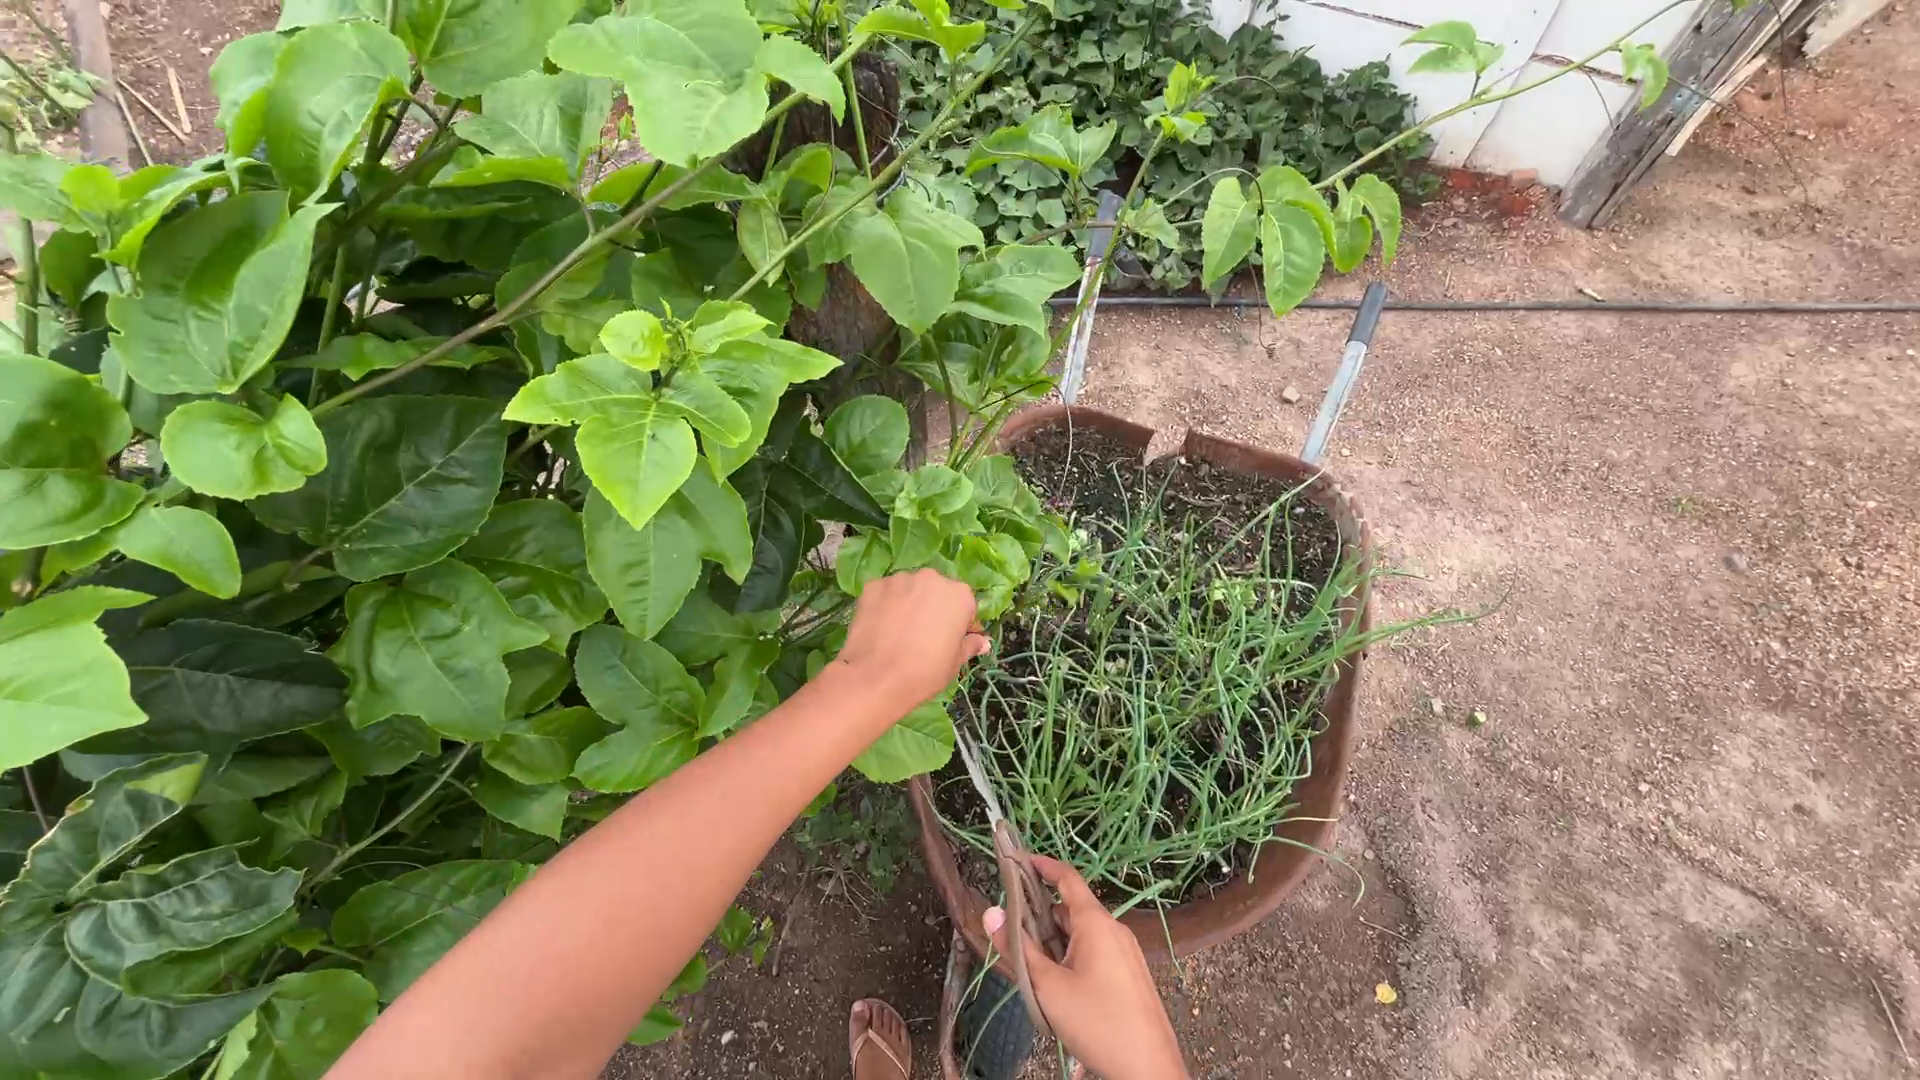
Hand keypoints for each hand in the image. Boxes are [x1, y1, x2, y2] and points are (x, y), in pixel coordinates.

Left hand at [833, 569, 988, 710]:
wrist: (876, 678)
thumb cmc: (924, 672)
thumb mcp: (954, 663)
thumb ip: (969, 645)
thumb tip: (982, 641)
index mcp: (959, 594)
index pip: (964, 604)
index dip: (959, 623)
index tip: (951, 639)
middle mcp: (931, 578)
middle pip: (936, 591)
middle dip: (933, 608)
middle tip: (924, 635)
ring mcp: (899, 580)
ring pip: (909, 589)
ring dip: (908, 603)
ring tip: (899, 631)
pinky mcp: (873, 586)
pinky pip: (885, 594)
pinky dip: (885, 605)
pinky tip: (881, 627)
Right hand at [984, 856, 1186, 1079]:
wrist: (1149, 1071)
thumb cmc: (1097, 1022)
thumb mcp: (1048, 987)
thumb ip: (1018, 950)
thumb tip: (990, 913)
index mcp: (1096, 922)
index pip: (1067, 878)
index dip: (1042, 865)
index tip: (1018, 860)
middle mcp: (1113, 929)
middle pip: (1070, 911)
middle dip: (1040, 919)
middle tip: (1012, 936)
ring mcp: (1126, 952)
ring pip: (1081, 936)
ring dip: (1055, 944)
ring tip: (1032, 970)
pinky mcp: (1130, 975)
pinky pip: (1095, 953)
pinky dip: (1072, 958)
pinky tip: (1059, 988)